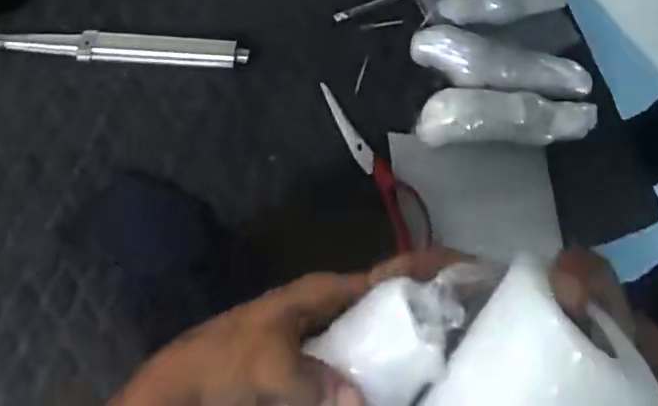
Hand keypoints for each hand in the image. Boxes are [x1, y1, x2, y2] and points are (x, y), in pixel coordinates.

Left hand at [112, 249, 461, 405]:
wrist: (180, 387)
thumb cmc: (224, 361)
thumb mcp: (263, 365)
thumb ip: (313, 381)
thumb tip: (362, 401)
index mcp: (327, 293)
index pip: (390, 271)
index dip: (430, 265)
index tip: (473, 267)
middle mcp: (335, 311)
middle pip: (395, 302)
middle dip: (432, 307)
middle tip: (477, 324)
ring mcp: (328, 342)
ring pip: (383, 337)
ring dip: (413, 345)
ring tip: (454, 357)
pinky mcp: (319, 372)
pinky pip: (363, 369)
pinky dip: (386, 376)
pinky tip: (407, 388)